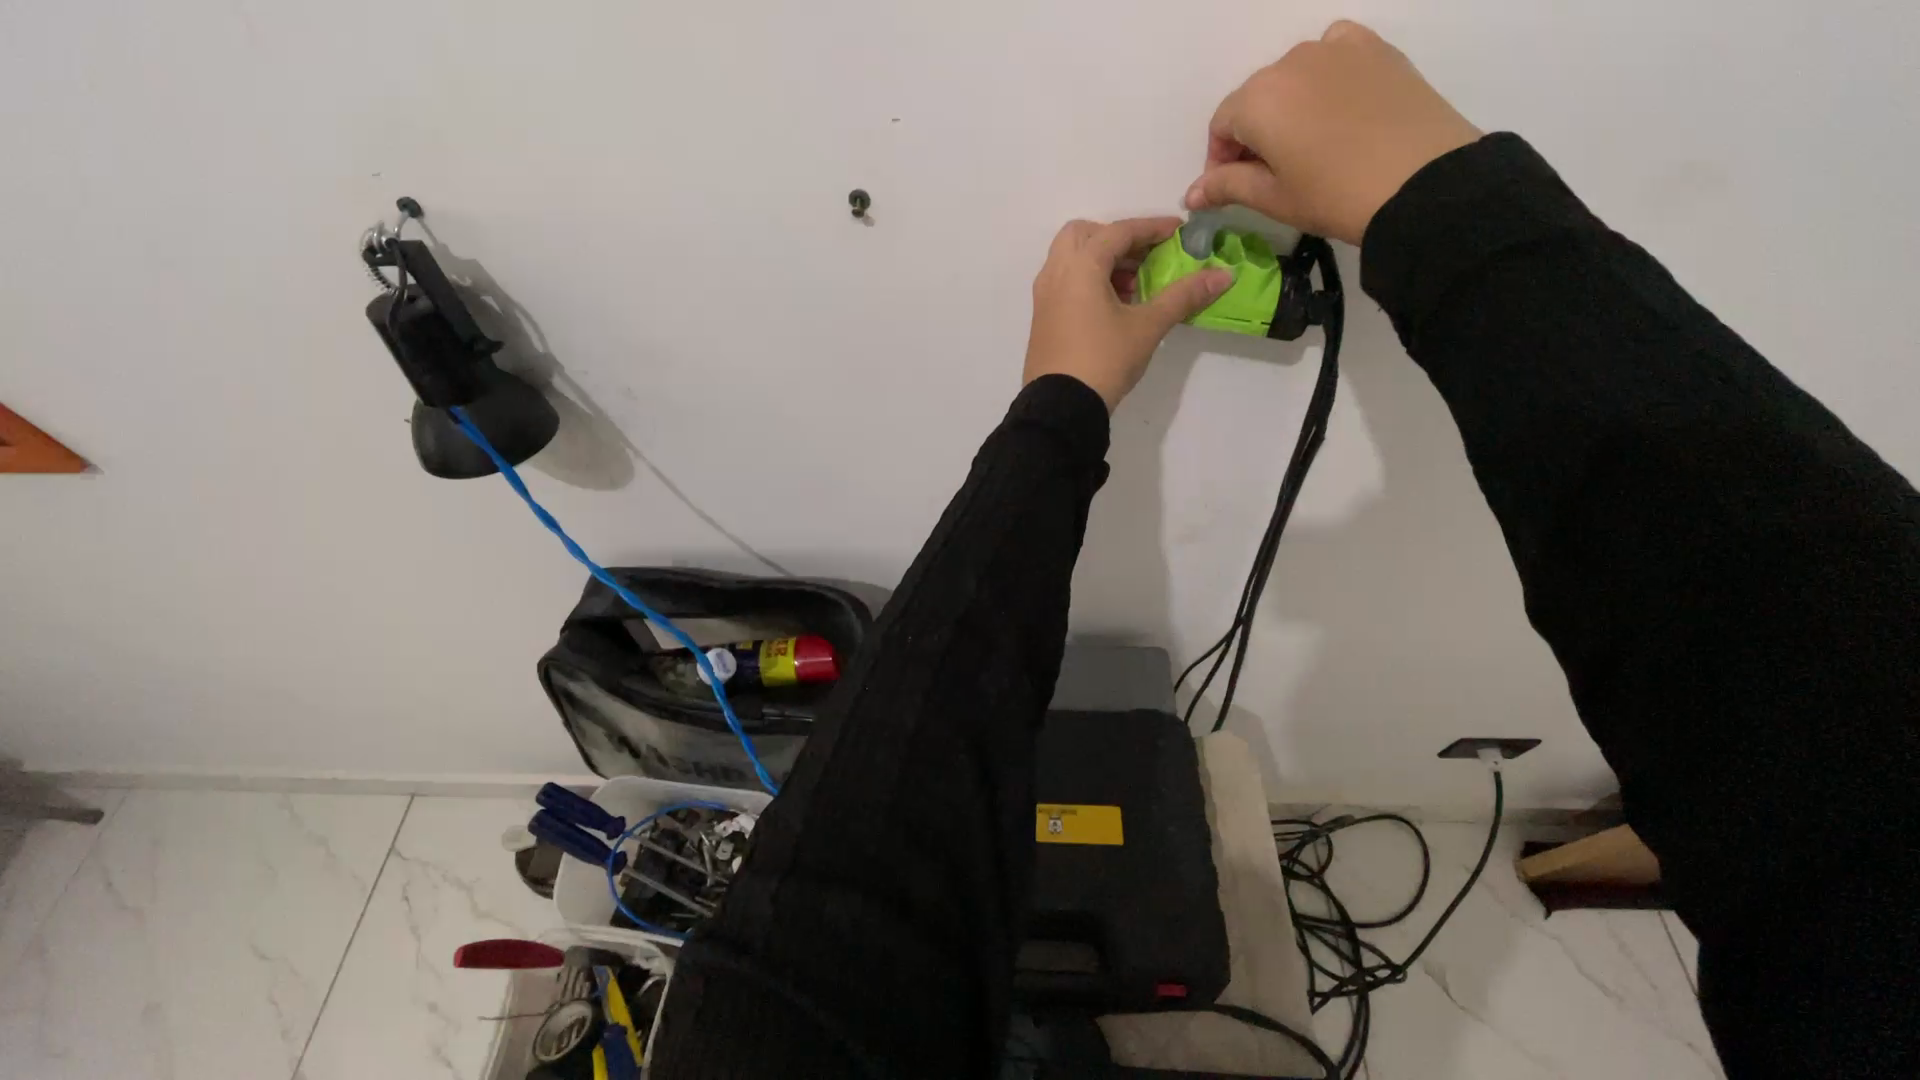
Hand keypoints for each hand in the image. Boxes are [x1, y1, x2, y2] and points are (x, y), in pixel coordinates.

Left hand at [1023, 217, 1233, 411]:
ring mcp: (1044, 297)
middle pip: (1084, 235)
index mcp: (1080, 267)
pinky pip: (1065, 282)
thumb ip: (1184, 296)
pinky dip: (1087, 281)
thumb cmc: (1104, 360)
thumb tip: (1223, 275)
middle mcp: (1055, 273)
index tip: (1178, 232)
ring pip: (1071, 259)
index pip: (1118, 232)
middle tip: (1144, 259)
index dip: (1151, 228)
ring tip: (1133, 288)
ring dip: (1102, 261)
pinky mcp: (1042, 318)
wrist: (1061, 407)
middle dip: (1116, 239)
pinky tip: (1112, 308)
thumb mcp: (1148, 327)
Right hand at [1185, 20, 1480, 246]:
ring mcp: (1336, 49)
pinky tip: (1337, 106)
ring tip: (1308, 143)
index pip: (1221, 125)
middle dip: (1253, 132)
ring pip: (1294, 76)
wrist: (1421, 183)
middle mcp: (1290, 62)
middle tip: (1270, 171)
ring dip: (1289, 105)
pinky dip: (1326, 74)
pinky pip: (1335, 52)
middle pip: (1256, 97)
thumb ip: (1227, 186)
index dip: (1221, 159)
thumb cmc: (1334, 195)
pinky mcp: (1375, 49)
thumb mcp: (1274, 198)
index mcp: (1257, 100)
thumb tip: (1192, 194)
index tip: (1233, 185)